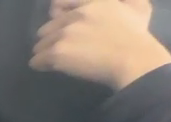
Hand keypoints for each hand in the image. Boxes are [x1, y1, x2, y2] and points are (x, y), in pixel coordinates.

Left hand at [32, 0, 170, 89]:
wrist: (131, 56)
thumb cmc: (135, 32)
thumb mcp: (134, 5)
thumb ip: (114, 1)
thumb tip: (96, 3)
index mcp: (94, 2)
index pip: (58, 3)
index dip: (55, 16)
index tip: (59, 27)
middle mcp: (76, 16)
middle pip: (44, 30)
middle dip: (51, 39)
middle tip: (66, 47)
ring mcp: (64, 34)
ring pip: (38, 46)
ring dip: (47, 53)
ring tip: (65, 57)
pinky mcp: (55, 52)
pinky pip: (35, 61)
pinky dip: (43, 65)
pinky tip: (58, 65)